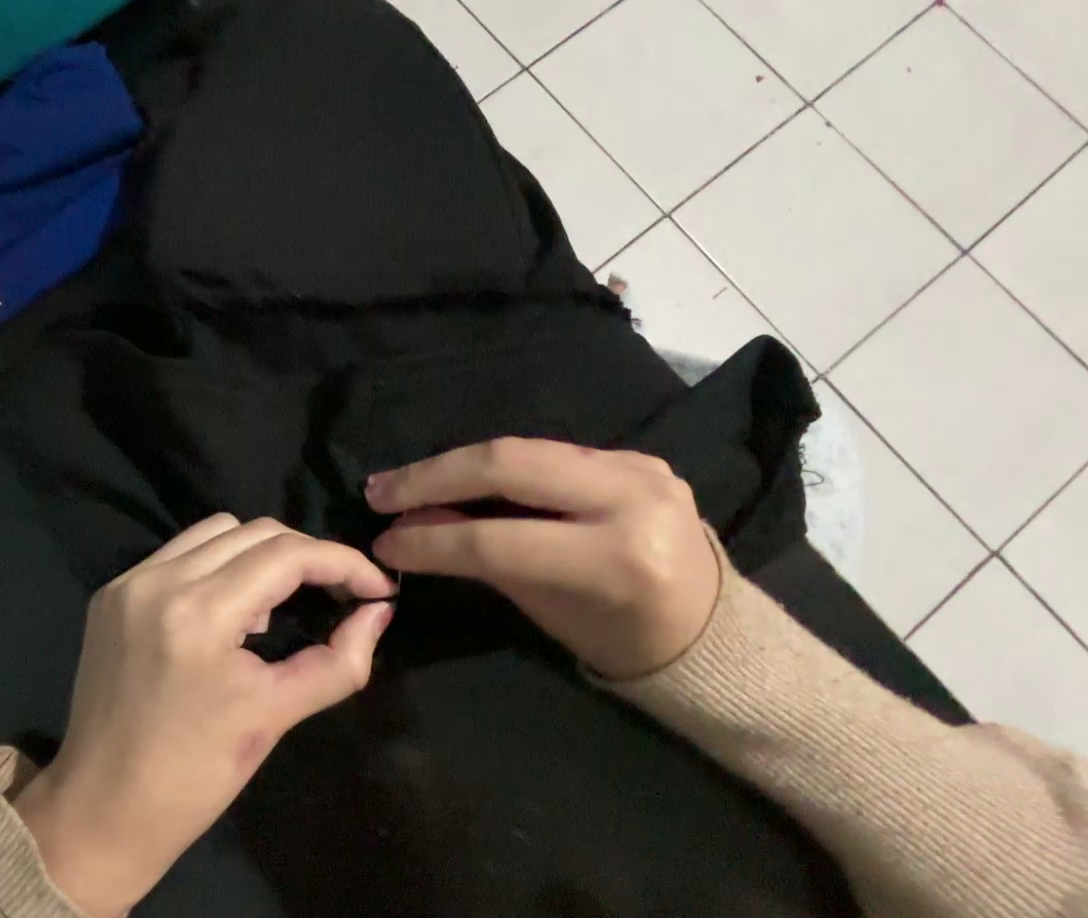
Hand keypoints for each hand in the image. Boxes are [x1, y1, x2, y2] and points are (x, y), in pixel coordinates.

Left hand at [14, 515, 396, 916]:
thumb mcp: (274, 716)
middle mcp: (158, 580)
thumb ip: (339, 661)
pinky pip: (181, 552)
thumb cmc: (193, 777)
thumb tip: (379, 613)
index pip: (287, 555)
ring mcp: (128, 582)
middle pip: (256, 532)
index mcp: (198, 613)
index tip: (377, 587)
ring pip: (217, 531)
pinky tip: (228, 612)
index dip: (342, 562)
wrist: (99, 812)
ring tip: (276, 610)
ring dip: (261, 555)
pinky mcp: (112, 592)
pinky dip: (219, 566)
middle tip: (338, 595)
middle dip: (307, 556)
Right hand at [366, 438, 719, 679]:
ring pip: (522, 448)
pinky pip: (547, 452)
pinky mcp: (634, 454)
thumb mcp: (544, 608)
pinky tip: (458, 474)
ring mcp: (638, 466)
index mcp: (616, 560)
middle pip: (509, 466)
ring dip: (455, 463)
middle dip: (432, 476)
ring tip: (404, 480)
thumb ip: (480, 558)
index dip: (431, 539)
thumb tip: (410, 526)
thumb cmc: (620, 639)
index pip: (498, 539)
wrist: (708, 630)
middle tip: (379, 491)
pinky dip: (495, 464)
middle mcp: (631, 498)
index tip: (383, 539)